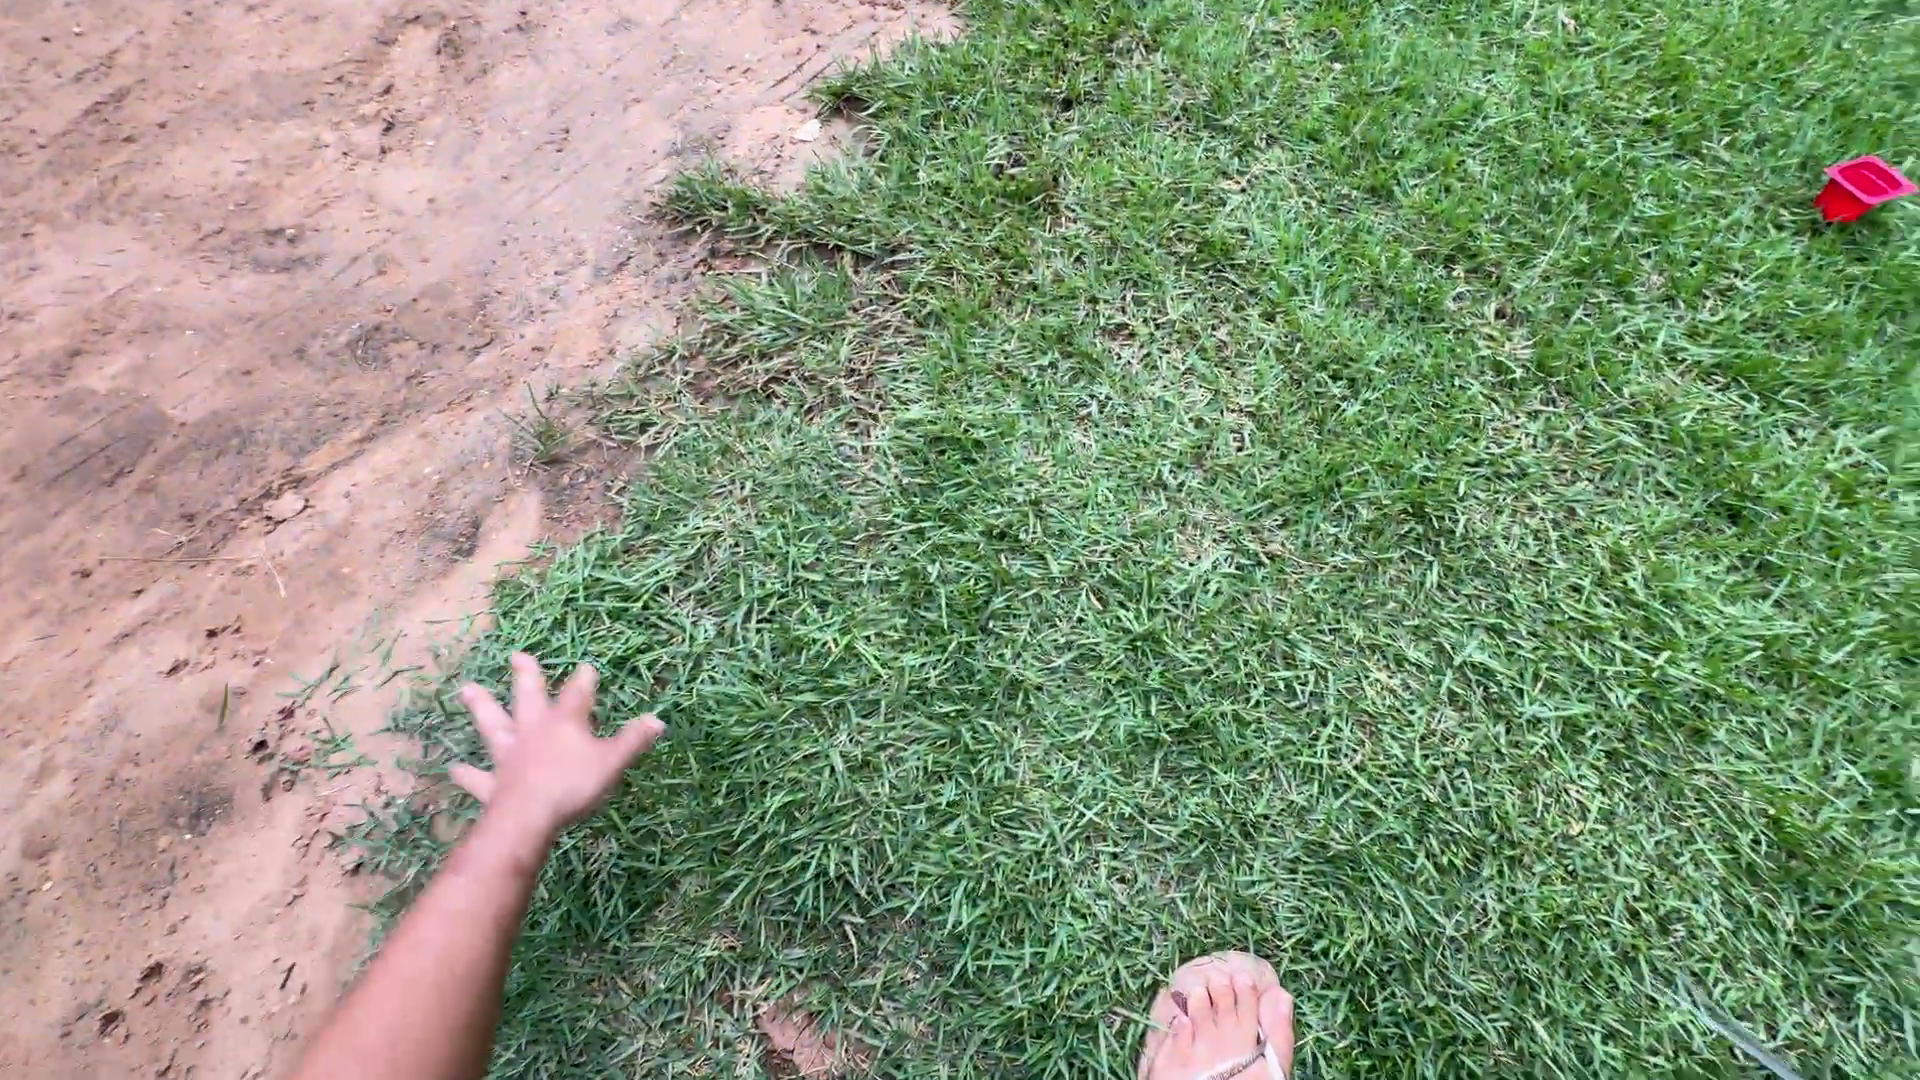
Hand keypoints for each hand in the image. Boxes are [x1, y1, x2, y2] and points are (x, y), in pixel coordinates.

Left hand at [449, 652, 664, 839]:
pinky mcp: (494, 785)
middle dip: (526, 677)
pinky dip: (468, 773)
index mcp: (564, 722)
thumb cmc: (573, 785)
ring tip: (467, 689)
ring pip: (493, 726)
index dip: (583, 679)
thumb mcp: (612, 761)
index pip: (577, 693)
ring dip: (481, 708)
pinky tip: (455, 768)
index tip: (586, 666)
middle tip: (516, 656)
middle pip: (528, 697)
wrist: (526, 820)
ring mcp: (509, 756)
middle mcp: (533, 731)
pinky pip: (479, 778)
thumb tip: (657, 720)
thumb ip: (633, 739)